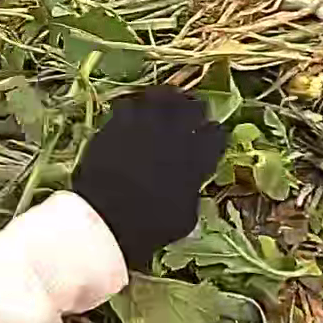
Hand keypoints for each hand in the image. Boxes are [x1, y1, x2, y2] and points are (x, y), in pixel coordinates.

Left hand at [72, 87, 226, 269]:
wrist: (105, 217)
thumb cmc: (149, 226)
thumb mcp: (185, 217)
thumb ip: (192, 192)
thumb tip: (191, 186)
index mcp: (197, 156)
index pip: (216, 135)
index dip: (215, 136)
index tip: (211, 139)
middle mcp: (176, 132)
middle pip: (194, 108)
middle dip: (196, 112)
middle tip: (193, 115)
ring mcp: (146, 121)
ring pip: (164, 97)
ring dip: (169, 101)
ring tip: (167, 106)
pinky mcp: (118, 120)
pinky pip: (132, 103)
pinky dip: (137, 107)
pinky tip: (136, 114)